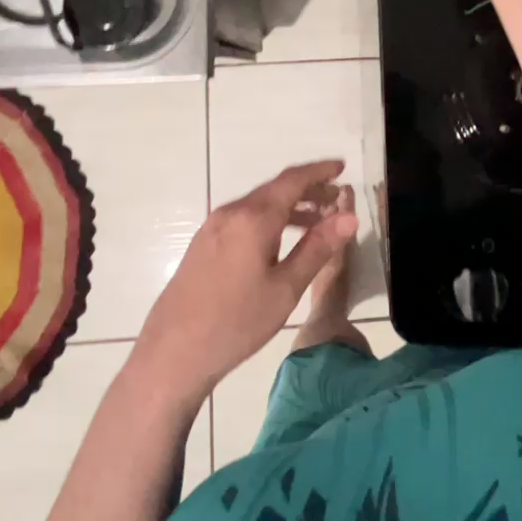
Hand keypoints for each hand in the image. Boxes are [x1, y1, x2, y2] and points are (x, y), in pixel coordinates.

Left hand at [134, 160, 359, 390]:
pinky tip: (281, 241)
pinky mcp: (203, 244)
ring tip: (317, 222)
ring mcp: (213, 227)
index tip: (342, 167)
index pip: (293, 180)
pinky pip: (244, 218)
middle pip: (276, 189)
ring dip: (289, 206)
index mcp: (253, 218)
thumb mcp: (285, 288)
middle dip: (308, 190)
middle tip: (337, 199)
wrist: (172, 354)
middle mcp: (231, 212)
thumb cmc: (236, 322)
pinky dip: (270, 219)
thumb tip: (349, 216)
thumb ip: (318, 247)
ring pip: (259, 204)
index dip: (320, 171)